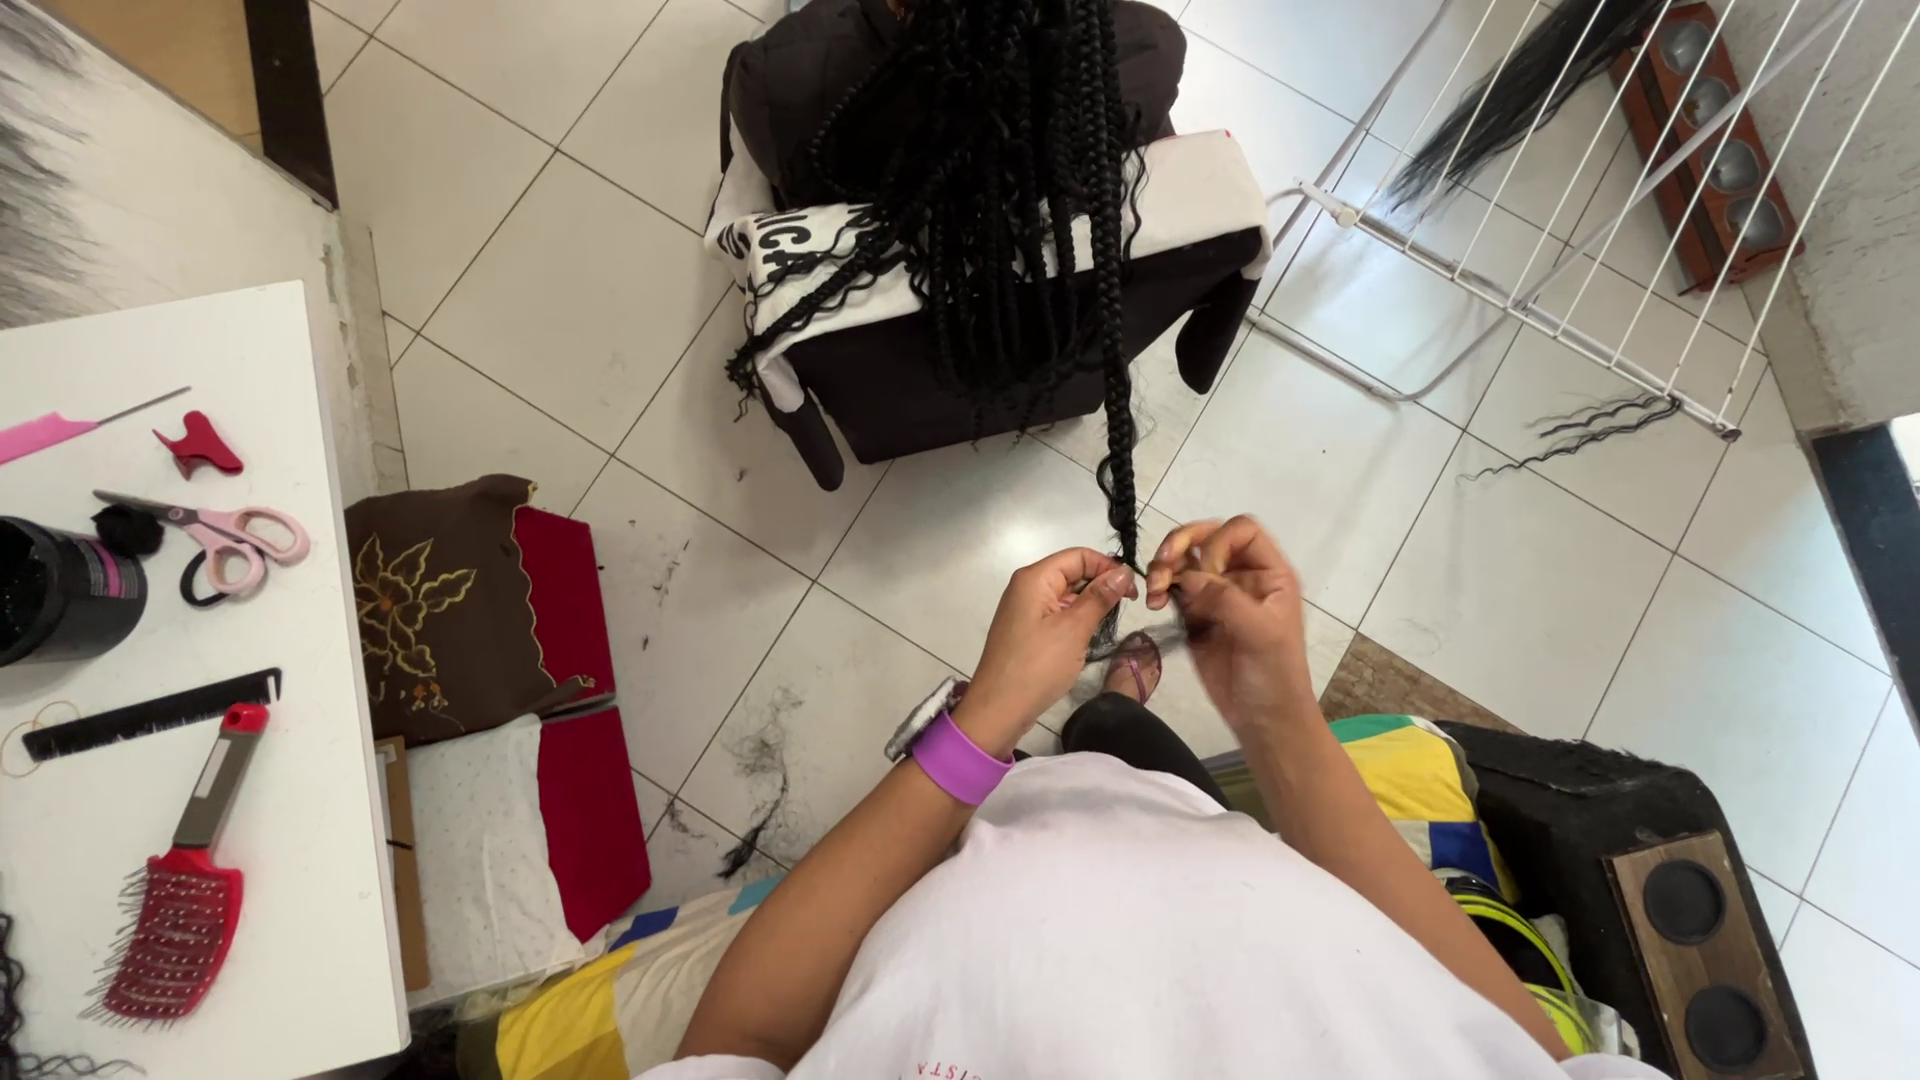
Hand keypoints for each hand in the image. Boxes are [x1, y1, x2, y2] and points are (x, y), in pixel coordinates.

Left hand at [957, 548, 1136, 756]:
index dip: (1107, 567)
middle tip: (1127, 608)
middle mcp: (1026, 586)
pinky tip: (1087, 636)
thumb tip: (1123, 572)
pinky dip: (1074, 619)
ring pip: (1065, 594)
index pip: (1078, 556)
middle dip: (1099, 584)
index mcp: (1034, 578)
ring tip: (1108, 623)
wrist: (999, 709)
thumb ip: (1099, 597)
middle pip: (1071, 572)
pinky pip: (1056, 613)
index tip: (1132, 590)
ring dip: (1088, 604)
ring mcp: (1024, 609)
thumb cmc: (1037, 666)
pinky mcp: (1025, 629)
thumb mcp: (1074, 629)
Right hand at [1144, 516, 1317, 736]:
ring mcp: (1216, 594)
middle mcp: (1241, 576)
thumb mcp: (1261, 634)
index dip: (1219, 542)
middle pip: (1207, 537)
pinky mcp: (1194, 613)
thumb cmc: (1274, 675)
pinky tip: (1155, 604)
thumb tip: (1188, 577)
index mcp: (1269, 574)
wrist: (1262, 720)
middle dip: (1181, 543)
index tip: (1208, 573)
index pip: (1242, 531)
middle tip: (1163, 563)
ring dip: (1164, 566)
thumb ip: (1227, 600)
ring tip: (1155, 591)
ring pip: (1184, 560)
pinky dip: (1159, 588)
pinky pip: (1172, 587)